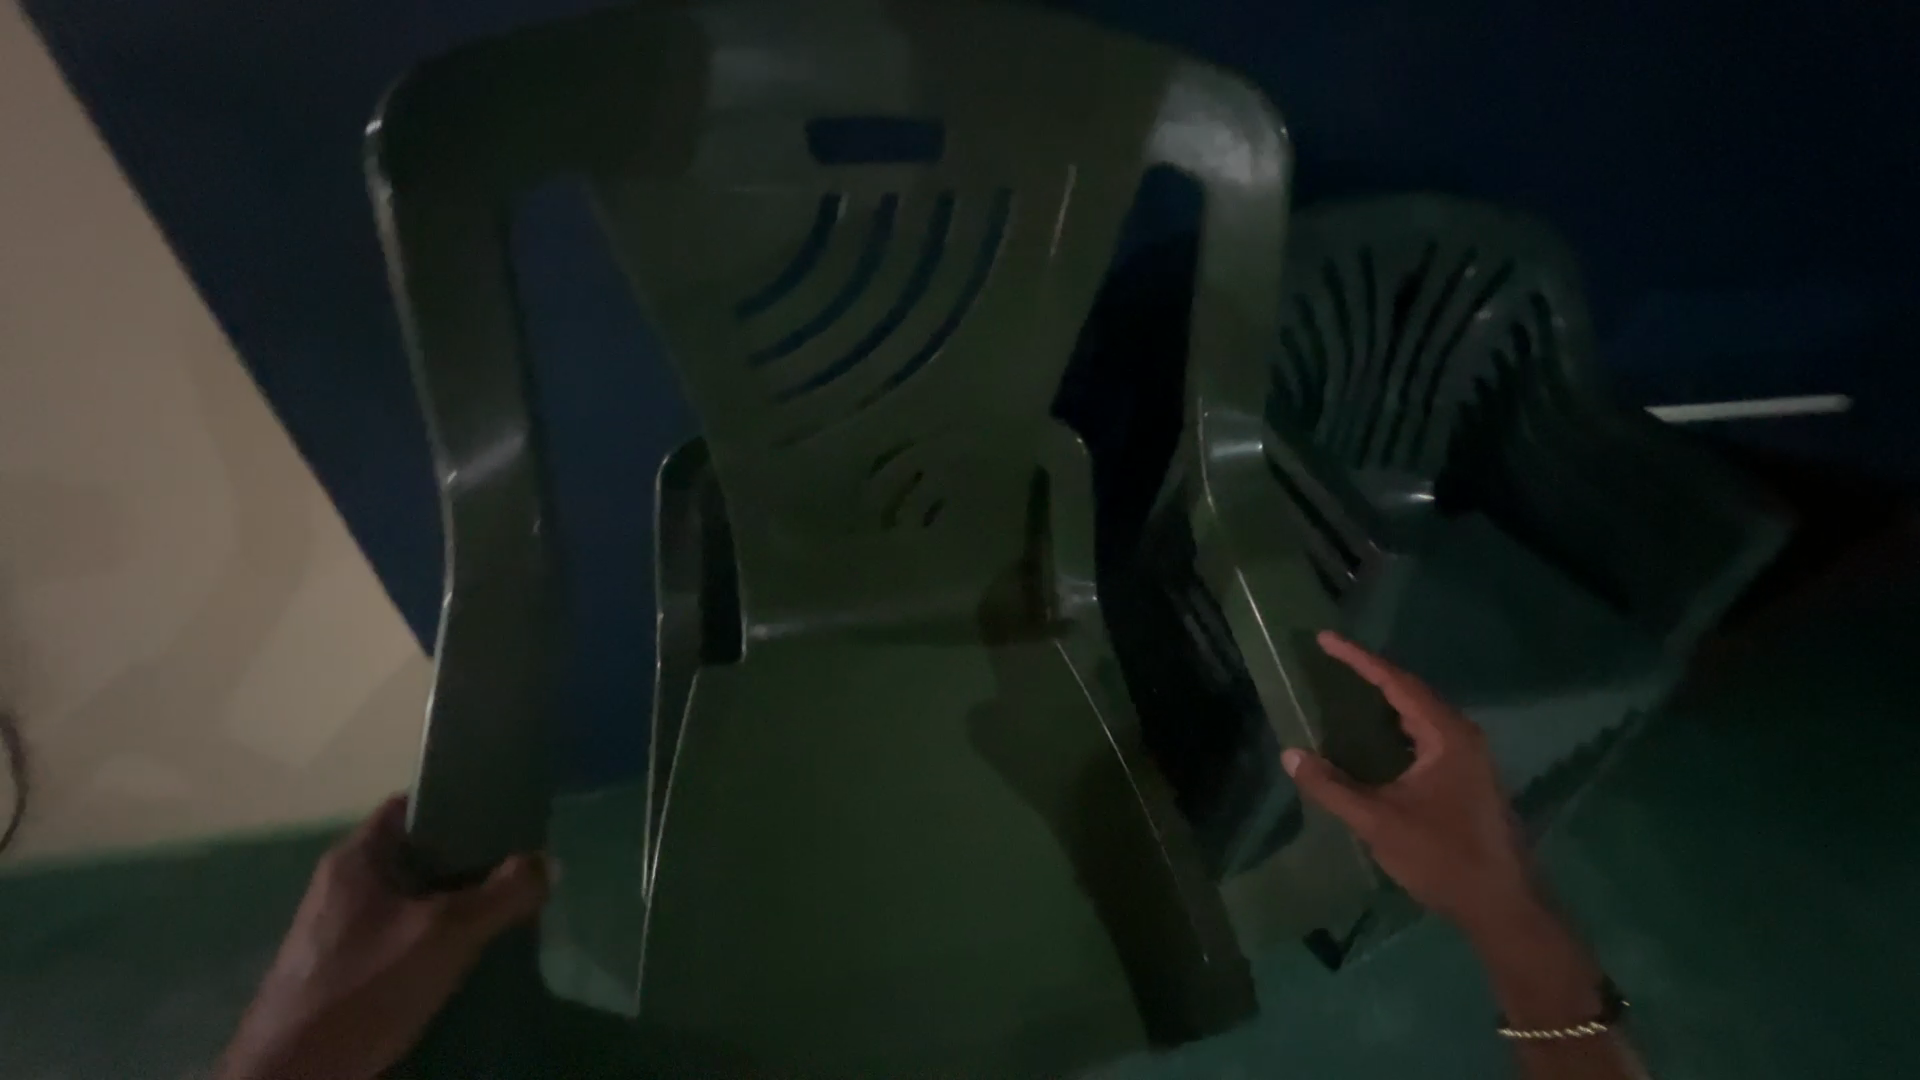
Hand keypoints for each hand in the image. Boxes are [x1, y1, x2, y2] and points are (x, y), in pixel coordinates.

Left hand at [215, 796, 549, 1079]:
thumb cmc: (362, 989)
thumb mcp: (448, 933)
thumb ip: (505, 892)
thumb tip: (548, 863)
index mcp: (356, 860)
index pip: (414, 805)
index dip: (460, 800)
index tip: (505, 809)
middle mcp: (345, 886)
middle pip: (422, 852)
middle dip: (473, 856)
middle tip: (521, 861)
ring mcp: (341, 931)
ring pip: (418, 896)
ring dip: (461, 900)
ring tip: (508, 905)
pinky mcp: (346, 971)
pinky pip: (407, 934)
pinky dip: (441, 935)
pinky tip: (472, 951)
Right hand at [1282, 631, 1537, 932]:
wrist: (1505, 909)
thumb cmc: (1443, 857)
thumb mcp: (1378, 822)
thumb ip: (1331, 787)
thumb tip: (1290, 755)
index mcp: (1447, 737)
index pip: (1397, 683)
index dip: (1359, 659)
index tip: (1325, 639)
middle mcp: (1461, 737)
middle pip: (1410, 691)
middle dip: (1370, 672)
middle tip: (1331, 656)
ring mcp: (1468, 758)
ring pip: (1419, 713)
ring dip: (1383, 697)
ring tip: (1345, 685)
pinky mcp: (1465, 777)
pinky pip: (1423, 733)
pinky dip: (1394, 722)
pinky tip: (1372, 733)